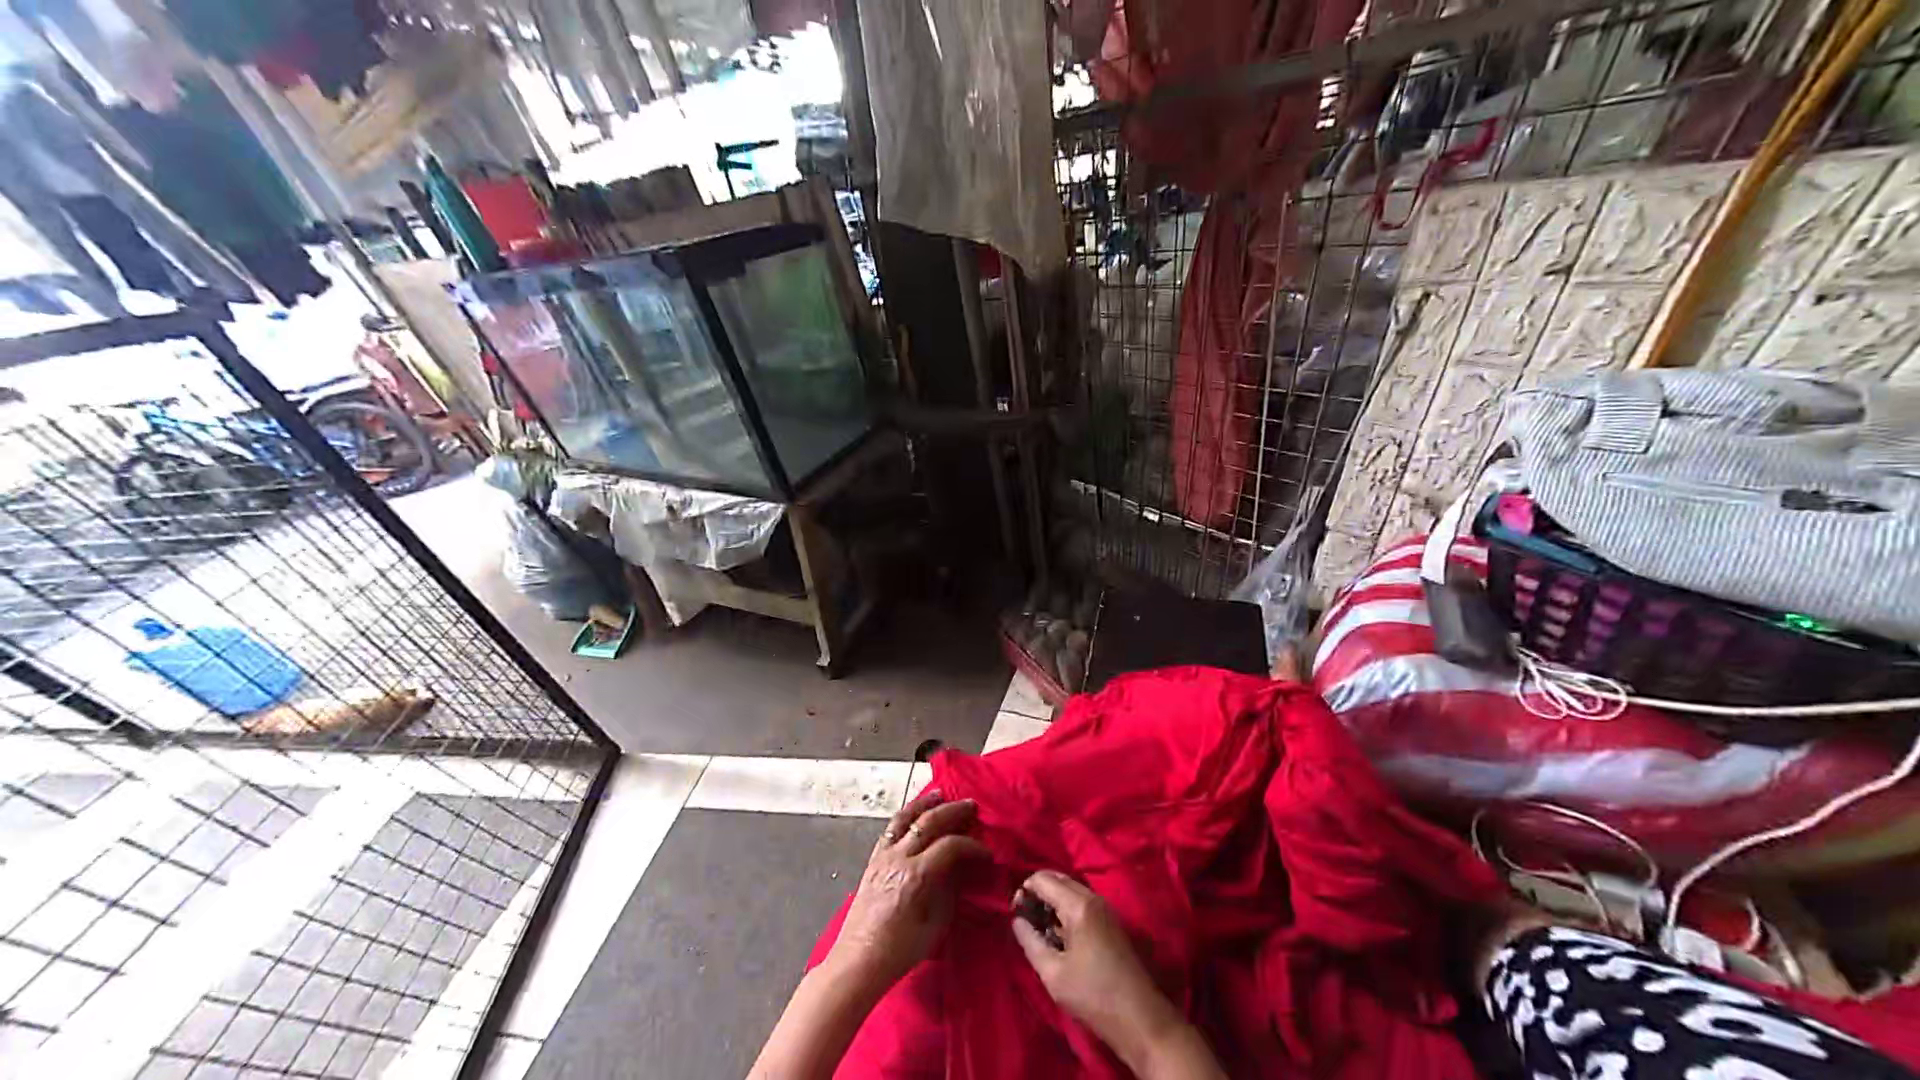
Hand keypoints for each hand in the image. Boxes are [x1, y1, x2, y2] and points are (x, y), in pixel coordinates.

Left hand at [826, 788, 989, 992]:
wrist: (860, 960)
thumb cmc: (902, 949)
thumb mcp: (936, 924)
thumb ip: (950, 890)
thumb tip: (961, 868)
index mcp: (916, 875)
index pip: (950, 846)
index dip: (972, 846)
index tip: (987, 853)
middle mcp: (898, 857)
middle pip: (928, 822)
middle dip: (953, 811)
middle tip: (972, 806)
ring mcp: (882, 856)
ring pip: (905, 818)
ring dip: (925, 804)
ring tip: (940, 794)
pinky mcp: (872, 860)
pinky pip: (890, 829)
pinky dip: (906, 816)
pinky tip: (914, 815)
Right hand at [1009, 871, 1188, 1067]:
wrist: (1141, 1019)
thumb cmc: (1094, 995)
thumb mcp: (1053, 974)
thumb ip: (1030, 941)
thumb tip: (1017, 921)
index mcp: (1079, 906)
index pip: (1043, 879)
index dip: (1024, 890)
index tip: (1016, 913)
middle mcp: (1094, 899)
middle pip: (1058, 879)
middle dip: (1039, 893)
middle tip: (1027, 919)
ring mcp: (1106, 910)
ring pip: (1071, 891)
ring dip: (1053, 902)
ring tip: (1042, 930)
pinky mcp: (1112, 923)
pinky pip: (1083, 904)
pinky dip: (1067, 911)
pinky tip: (1062, 937)